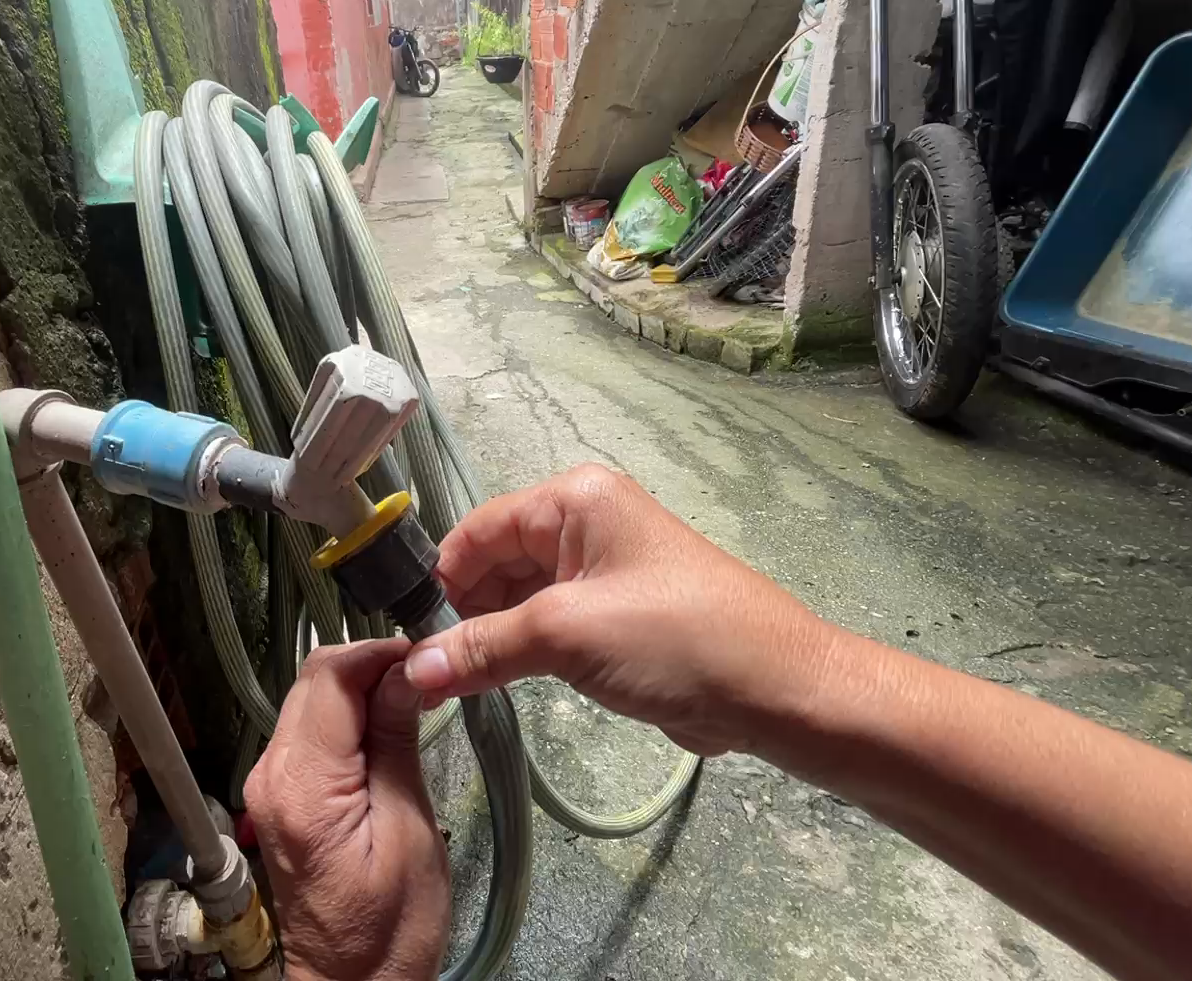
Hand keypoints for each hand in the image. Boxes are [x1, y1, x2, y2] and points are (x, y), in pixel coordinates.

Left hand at [245, 639, 448, 980]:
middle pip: (315, 677)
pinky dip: (348, 708)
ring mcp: (269, 778)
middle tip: (425, 675)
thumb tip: (407, 668)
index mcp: (303, 782)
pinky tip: (384, 720)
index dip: (379, 652)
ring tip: (412, 695)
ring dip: (361, 682)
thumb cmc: (391, 924)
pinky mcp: (279, 787)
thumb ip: (397, 739)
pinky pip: (311, 722)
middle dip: (371, 662)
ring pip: (311, 693)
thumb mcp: (409, 829)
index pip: (331, 677)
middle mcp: (272, 770)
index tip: (426, 656)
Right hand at [403, 464, 843, 756]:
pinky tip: (504, 676)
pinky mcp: (612, 609)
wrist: (779, 691)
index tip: (415, 630)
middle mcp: (584, 521)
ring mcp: (600, 566)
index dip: (445, 576)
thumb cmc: (670, 638)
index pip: (482, 527)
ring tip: (466, 676)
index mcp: (574, 499)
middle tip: (438, 664)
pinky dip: (523, 645)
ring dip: (495, 631)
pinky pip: (548, 618)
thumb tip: (412, 670)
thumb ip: (483, 647)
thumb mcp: (566, 634)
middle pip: (498, 559)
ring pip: (520, 593)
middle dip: (469, 608)